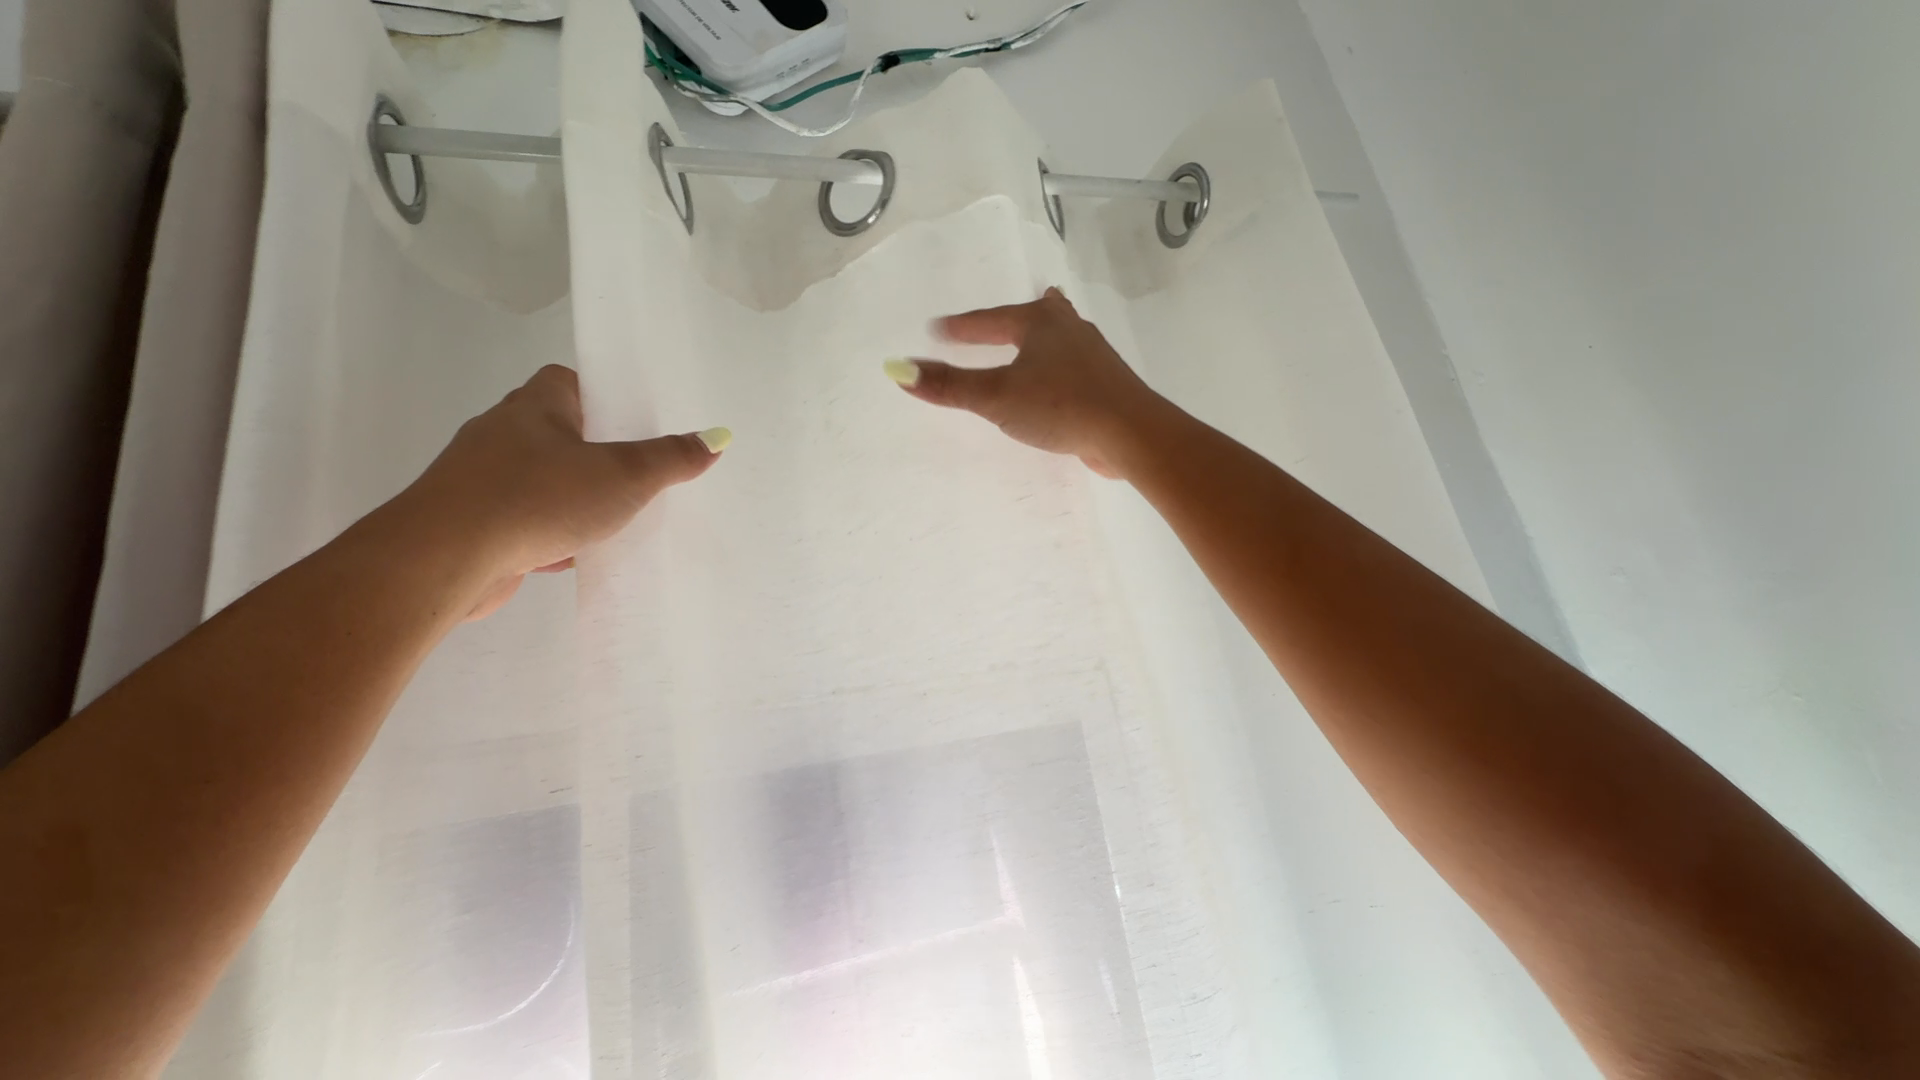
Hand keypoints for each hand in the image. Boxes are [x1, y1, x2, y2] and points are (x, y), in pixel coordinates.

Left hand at [398, 365, 726, 618]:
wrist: (444, 558)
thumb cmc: (538, 498)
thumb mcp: (623, 476)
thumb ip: (671, 458)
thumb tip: (719, 436)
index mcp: (535, 407)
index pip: (569, 381)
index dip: (603, 397)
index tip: (634, 422)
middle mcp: (501, 434)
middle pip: (557, 432)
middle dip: (595, 453)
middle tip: (638, 473)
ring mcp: (480, 479)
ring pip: (539, 480)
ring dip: (571, 497)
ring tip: (614, 518)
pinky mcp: (470, 522)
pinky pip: (521, 519)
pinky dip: (547, 532)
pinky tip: (573, 555)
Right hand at [889, 288, 1167, 477]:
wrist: (1129, 432)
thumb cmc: (1059, 406)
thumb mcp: (995, 397)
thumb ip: (949, 386)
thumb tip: (898, 370)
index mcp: (1039, 323)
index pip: (988, 320)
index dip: (960, 327)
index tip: (937, 329)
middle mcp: (1068, 329)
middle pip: (1033, 315)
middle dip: (1010, 320)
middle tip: (991, 321)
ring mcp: (1093, 355)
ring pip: (1058, 337)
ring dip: (1039, 338)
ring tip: (1031, 336)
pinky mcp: (1107, 384)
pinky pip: (1072, 366)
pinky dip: (1056, 365)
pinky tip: (1058, 380)